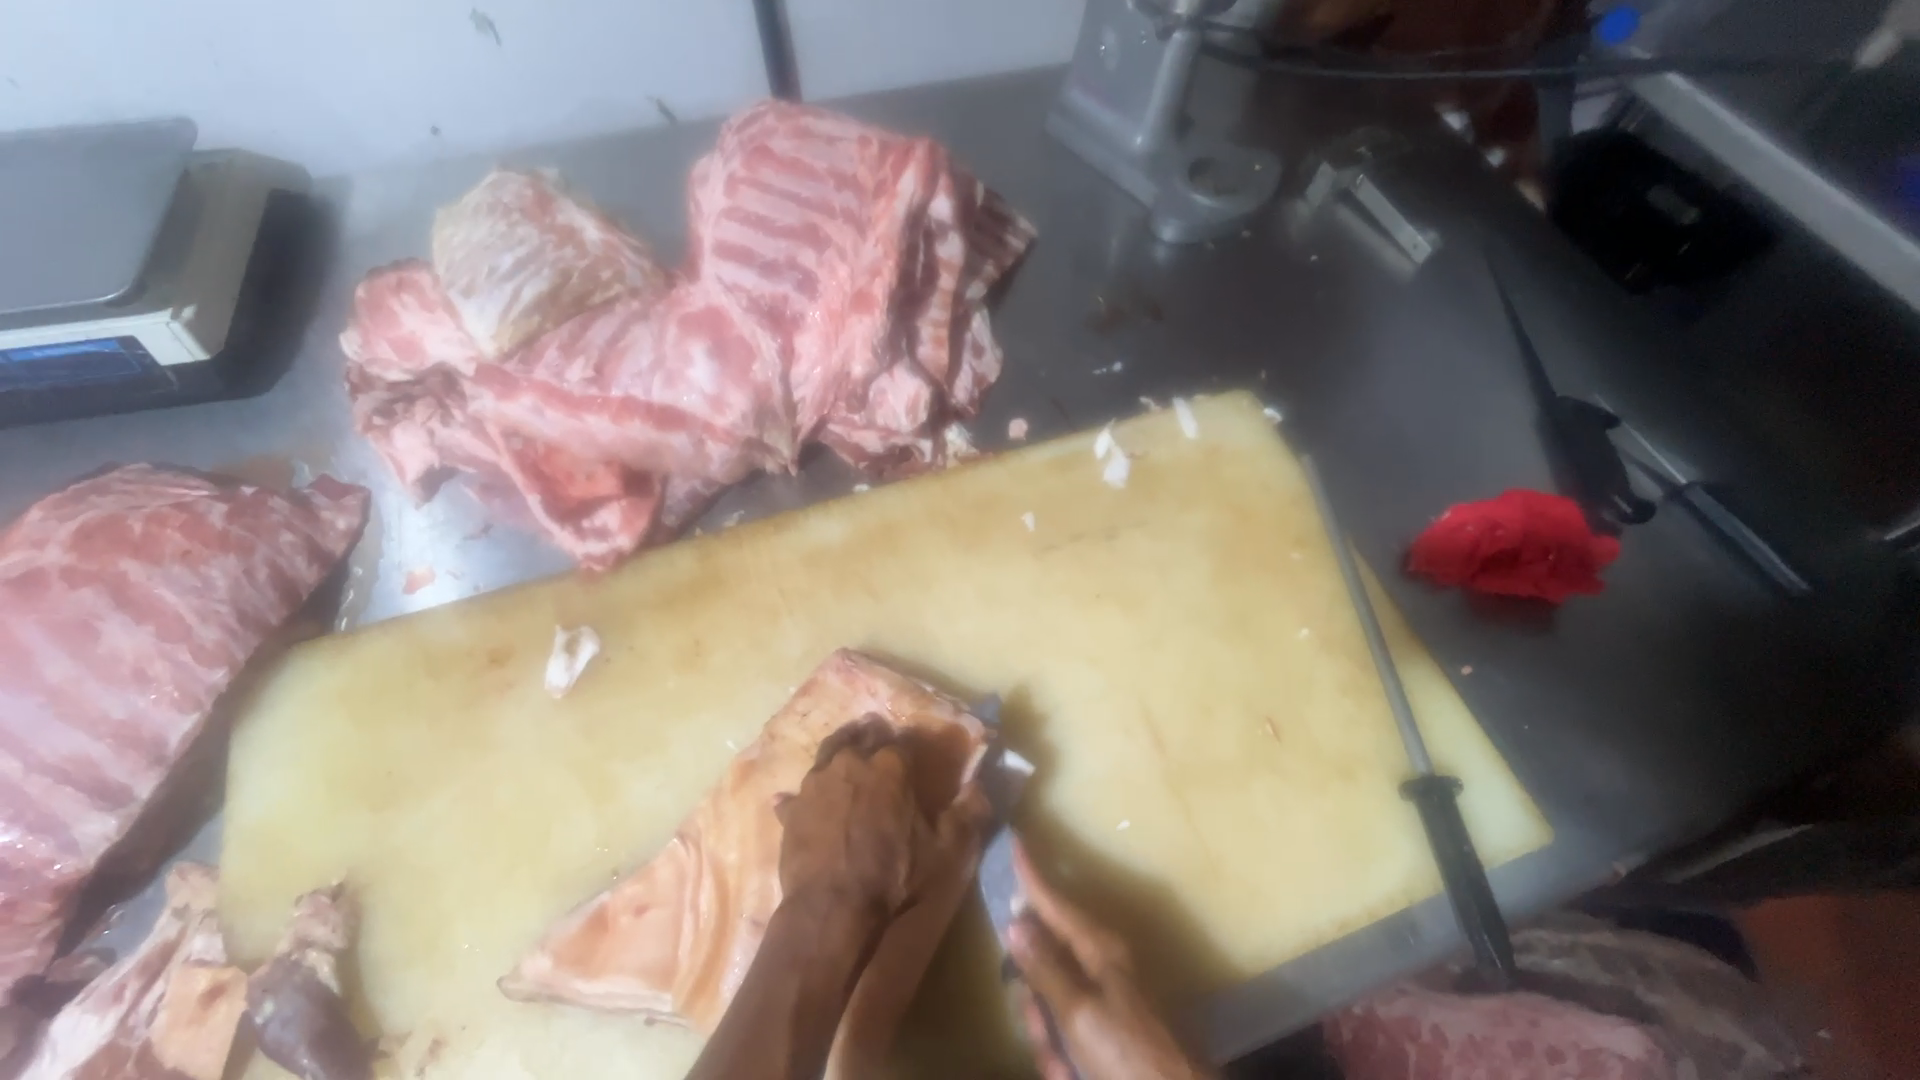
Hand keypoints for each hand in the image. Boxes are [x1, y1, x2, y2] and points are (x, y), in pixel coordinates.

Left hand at [775, 716, 987, 917]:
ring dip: (839, 751)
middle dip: (873, 735)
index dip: (913, 745)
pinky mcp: (792, 809)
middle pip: (861, 736)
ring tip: (846, 755)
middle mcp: (850, 763)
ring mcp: (816, 784)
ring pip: (828, 753)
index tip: (917, 752)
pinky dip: (802, 796)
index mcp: (889, 766)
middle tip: (879, 738)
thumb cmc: (893, 875)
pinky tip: (797, 800)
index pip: (904, 742)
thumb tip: (981, 786)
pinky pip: (797, 794)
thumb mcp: (944, 851)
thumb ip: (968, 814)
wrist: (832, 908)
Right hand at [1009, 842, 1213, 1079]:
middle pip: (1040, 963)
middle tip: (1042, 1032)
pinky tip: (1070, 1075)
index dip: (1031, 875)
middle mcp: (1097, 963)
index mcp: (1097, 948)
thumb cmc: (1125, 1053)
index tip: (1014, 841)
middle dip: (1033, 1005)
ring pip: (1044, 1003)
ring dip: (1046, 1039)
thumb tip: (1015, 923)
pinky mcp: (1097, 1026)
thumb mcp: (1078, 1012)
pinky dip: (1059, 1056)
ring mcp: (1097, 996)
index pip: (1054, 902)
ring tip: (1064, 1069)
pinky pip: (1059, 1032)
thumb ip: (1044, 968)